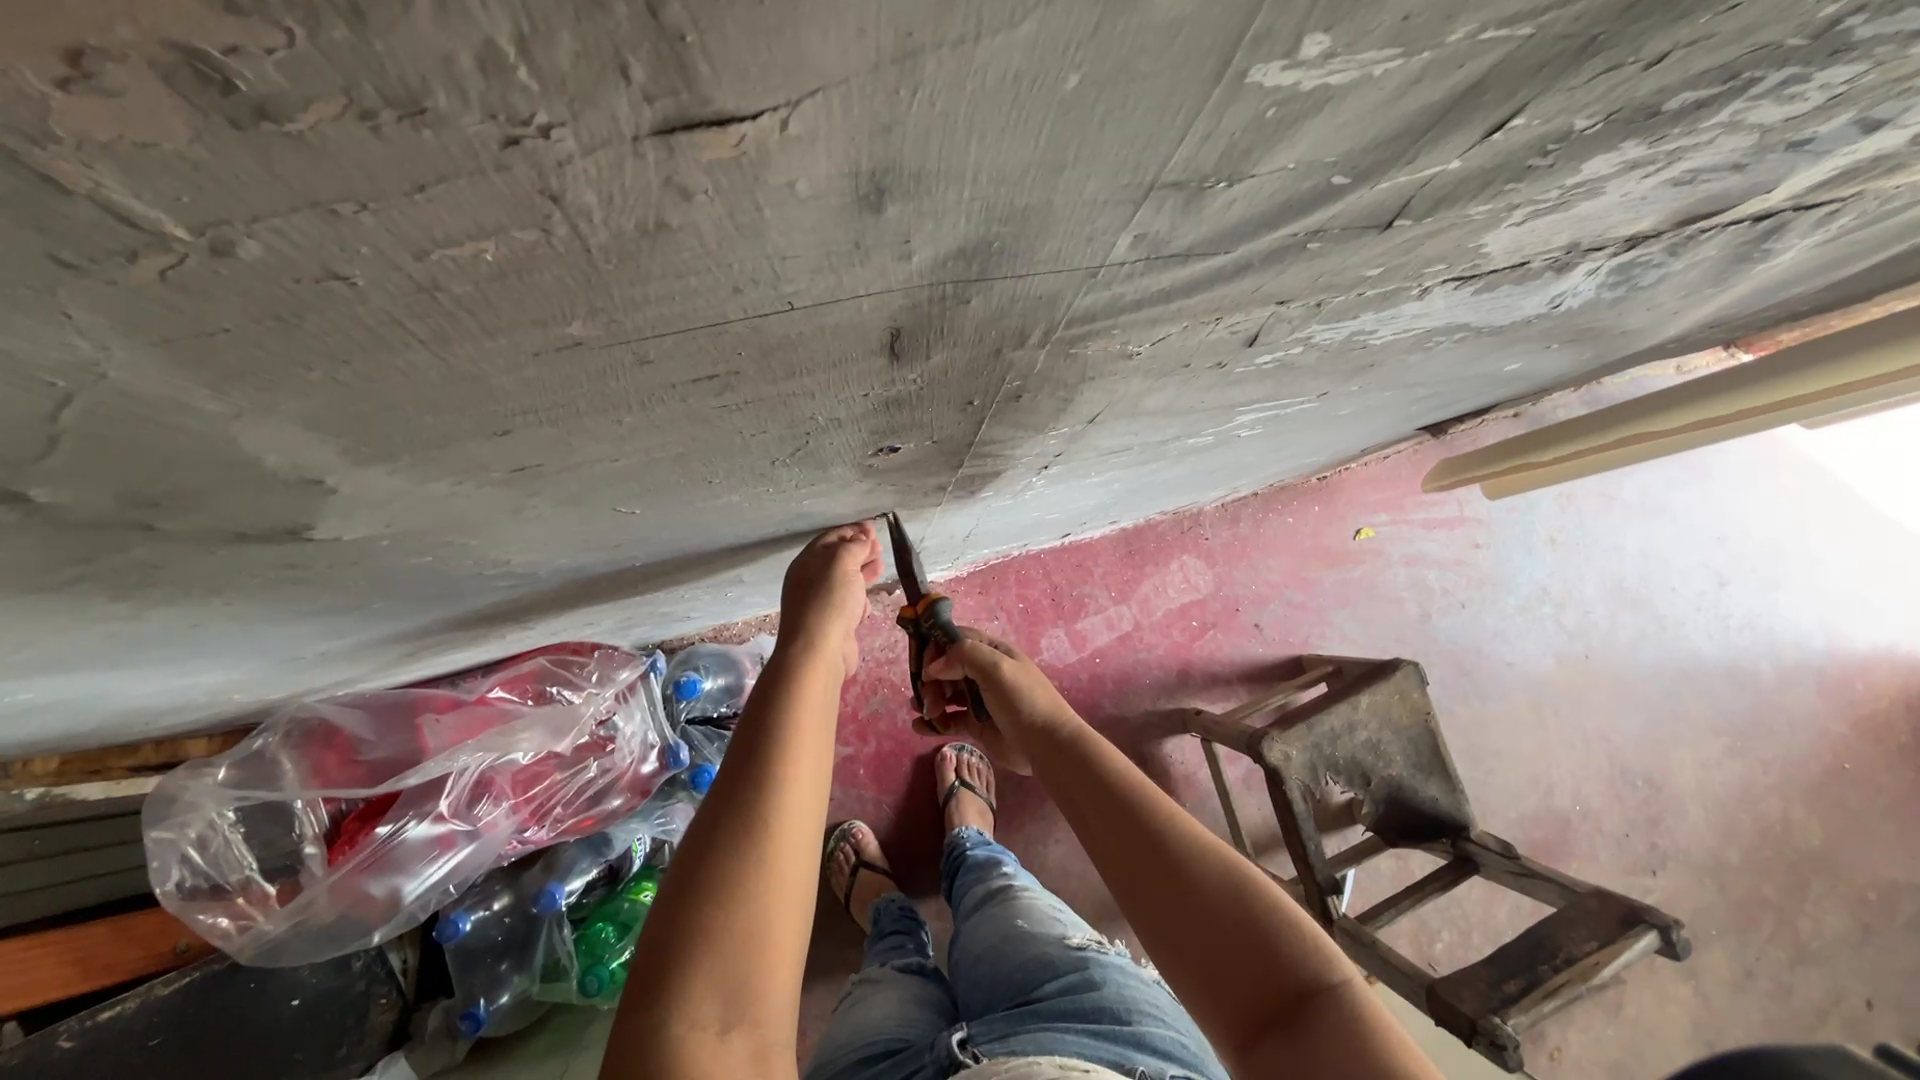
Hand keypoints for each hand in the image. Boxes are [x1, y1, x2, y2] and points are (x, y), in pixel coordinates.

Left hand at [777, 522, 882, 679]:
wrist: (819, 651)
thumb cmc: (829, 600)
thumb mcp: (842, 562)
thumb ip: (854, 546)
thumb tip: (862, 540)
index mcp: (807, 562)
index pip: (830, 539)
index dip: (852, 531)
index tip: (874, 528)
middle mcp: (811, 581)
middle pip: (838, 559)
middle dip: (860, 550)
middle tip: (880, 547)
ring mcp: (822, 604)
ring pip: (846, 582)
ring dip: (864, 573)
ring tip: (881, 566)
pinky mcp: (835, 624)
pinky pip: (850, 605)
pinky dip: (861, 600)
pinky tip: (870, 601)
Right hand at [917, 628, 1079, 774]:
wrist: (1046, 744)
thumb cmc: (1023, 700)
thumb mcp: (997, 668)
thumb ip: (964, 656)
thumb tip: (934, 667)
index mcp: (992, 653)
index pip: (956, 639)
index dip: (936, 649)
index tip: (925, 667)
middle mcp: (983, 673)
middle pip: (946, 667)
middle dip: (931, 679)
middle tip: (929, 698)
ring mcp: (979, 699)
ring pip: (944, 693)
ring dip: (929, 698)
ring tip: (927, 711)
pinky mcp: (975, 724)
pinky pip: (948, 719)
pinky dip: (932, 721)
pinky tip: (919, 726)